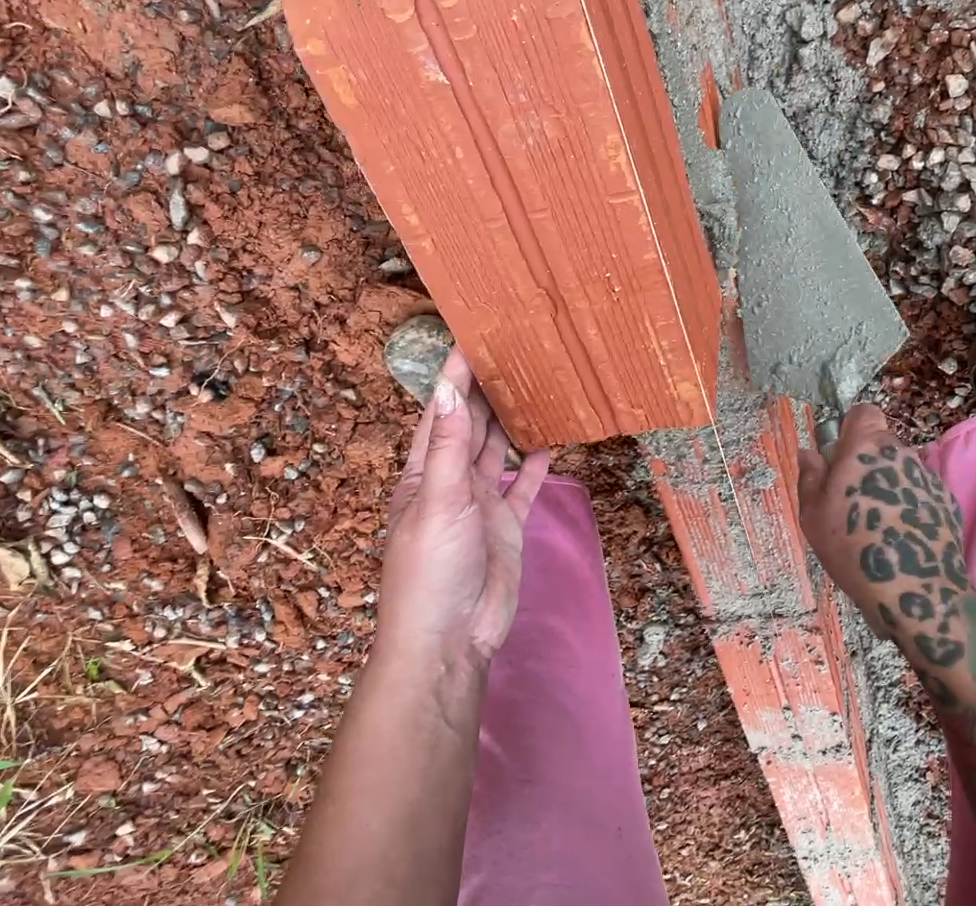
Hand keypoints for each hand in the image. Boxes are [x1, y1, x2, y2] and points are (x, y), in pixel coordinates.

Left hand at [379, 351, 549, 663]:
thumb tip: (444, 388)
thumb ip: (447, 447)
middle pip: (470, 426)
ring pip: (499, 450)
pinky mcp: (508, 523)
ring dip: (512, 420)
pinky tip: (552, 437)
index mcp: (423, 473)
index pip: (438, 413)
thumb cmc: (431, 569)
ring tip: (535, 384)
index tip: (470, 338)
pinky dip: (536, 461)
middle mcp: (451, 482)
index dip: (451, 378)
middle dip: (485, 391)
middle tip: (512, 351)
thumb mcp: (438, 502)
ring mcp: (482, 502)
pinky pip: (525, 484)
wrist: (452, 637)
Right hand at [797, 405, 975, 668]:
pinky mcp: (946, 502)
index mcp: (865, 447)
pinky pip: (919, 492)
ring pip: (901, 469)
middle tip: (851, 497)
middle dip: (867, 461)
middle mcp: (901, 453)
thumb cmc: (851, 547)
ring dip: (888, 484)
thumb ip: (811, 477)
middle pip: (882, 442)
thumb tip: (809, 452)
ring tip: (876, 523)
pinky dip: (909, 505)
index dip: (851, 429)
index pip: (864, 412)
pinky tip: (899, 536)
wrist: (914, 591)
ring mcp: (928, 477)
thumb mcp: (813, 515)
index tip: (839, 456)